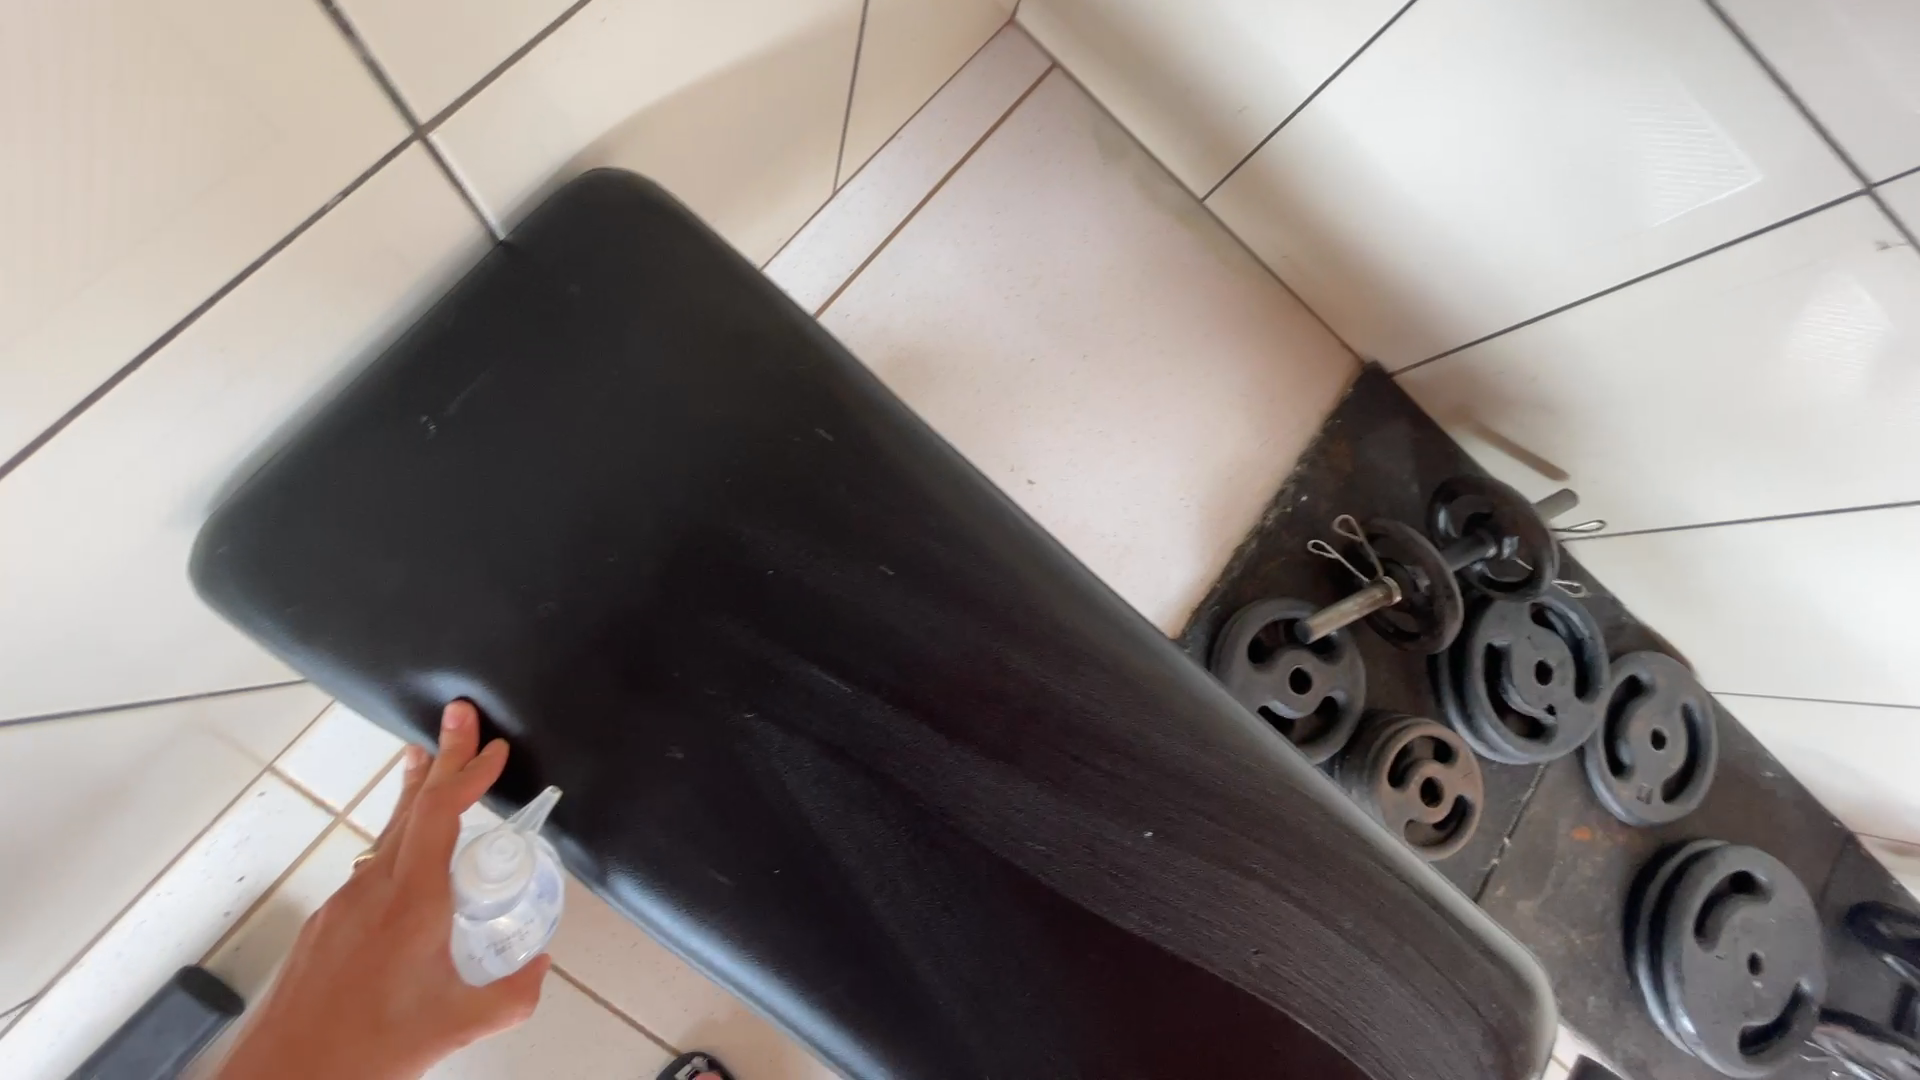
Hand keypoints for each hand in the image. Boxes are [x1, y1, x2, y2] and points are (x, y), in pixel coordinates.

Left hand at [216, 702, 549, 1079]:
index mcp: (411, 903)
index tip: (493, 747)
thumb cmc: (360, 1052)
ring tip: (427, 758)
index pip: (439, 815)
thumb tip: (542, 966)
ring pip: (389, 830)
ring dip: (417, 790)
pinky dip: (400, 831)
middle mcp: (374, 892)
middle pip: (412, 806)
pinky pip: (374, 860)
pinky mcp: (329, 924)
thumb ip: (513, 993)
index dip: (467, 773)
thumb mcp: (456, 1025)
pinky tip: (407, 846)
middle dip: (443, 757)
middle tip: (458, 715)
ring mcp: (344, 905)